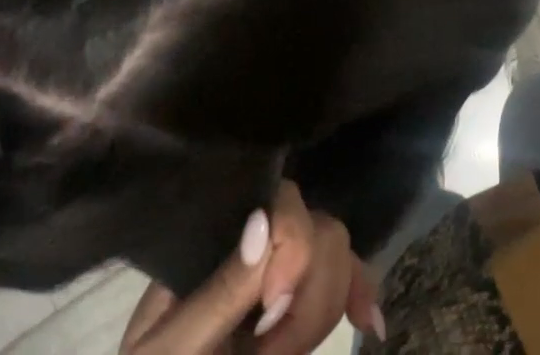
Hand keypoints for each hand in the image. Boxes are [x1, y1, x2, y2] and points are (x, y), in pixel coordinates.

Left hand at [119, 181, 382, 354]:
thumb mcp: (171, 346)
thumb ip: (218, 293)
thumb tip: (263, 221)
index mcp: (215, 239)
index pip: (279, 199)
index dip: (293, 246)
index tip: (272, 309)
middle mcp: (256, 239)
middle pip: (319, 228)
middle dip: (311, 292)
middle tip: (272, 350)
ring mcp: (283, 269)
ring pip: (339, 254)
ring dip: (327, 307)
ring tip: (286, 353)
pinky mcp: (302, 297)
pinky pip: (346, 278)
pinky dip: (359, 294)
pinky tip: (368, 322)